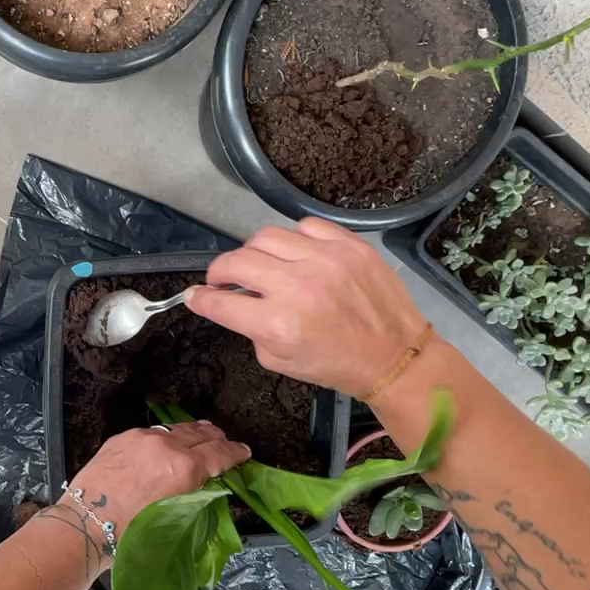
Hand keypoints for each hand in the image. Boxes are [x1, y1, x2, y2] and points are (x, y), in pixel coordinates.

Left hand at [63, 422, 250, 537]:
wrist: (85, 523)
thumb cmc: (131, 533)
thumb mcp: (176, 516)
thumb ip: (196, 494)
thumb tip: (206, 484)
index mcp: (185, 467)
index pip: (220, 453)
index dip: (236, 453)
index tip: (244, 452)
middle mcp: (166, 445)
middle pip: (200, 434)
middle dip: (216, 438)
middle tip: (224, 442)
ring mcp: (141, 438)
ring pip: (175, 430)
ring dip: (191, 434)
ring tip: (201, 435)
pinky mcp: (122, 438)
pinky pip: (151, 434)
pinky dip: (164, 438)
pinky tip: (165, 444)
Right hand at [187, 218, 428, 396]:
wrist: (394, 355)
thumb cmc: (333, 363)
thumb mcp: (278, 360)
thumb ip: (250, 328)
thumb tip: (230, 300)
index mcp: (278, 324)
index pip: (220, 302)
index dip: (200, 298)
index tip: (195, 295)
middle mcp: (298, 287)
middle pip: (236, 262)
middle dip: (219, 272)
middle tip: (222, 280)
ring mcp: (326, 261)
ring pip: (265, 237)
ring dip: (253, 252)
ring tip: (260, 265)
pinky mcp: (349, 245)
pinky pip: (305, 227)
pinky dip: (292, 240)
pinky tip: (296, 256)